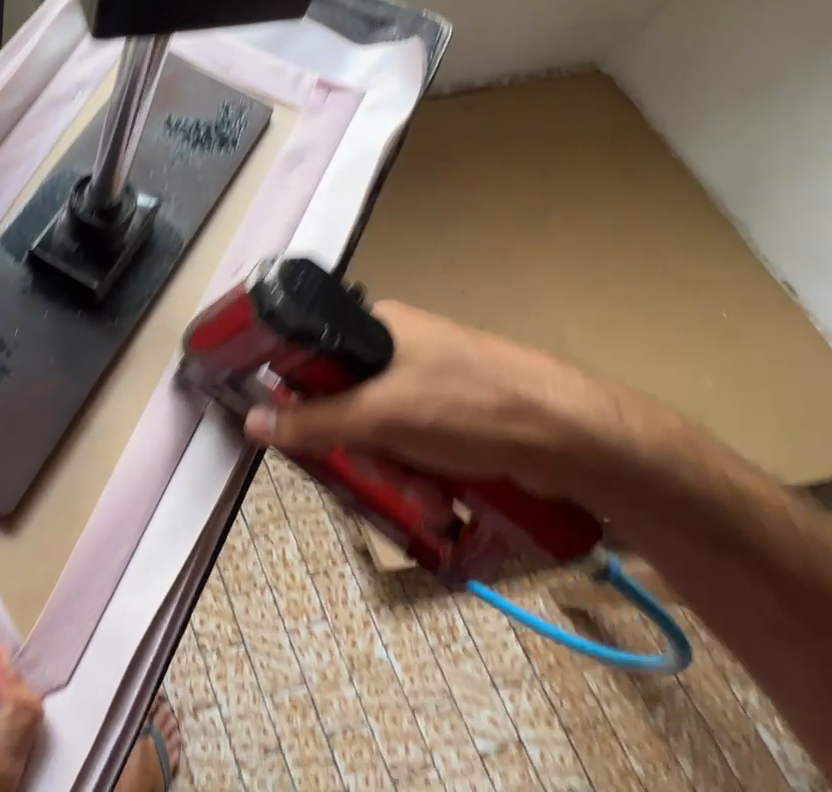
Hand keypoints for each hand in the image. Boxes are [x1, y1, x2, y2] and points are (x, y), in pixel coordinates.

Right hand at [243, 300, 652, 505]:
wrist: (581, 441)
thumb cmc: (471, 408)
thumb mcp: (381, 416)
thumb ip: (312, 422)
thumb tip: (250, 421)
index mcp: (380, 328)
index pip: (315, 360)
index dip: (307, 402)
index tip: (313, 436)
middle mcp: (403, 351)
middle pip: (349, 407)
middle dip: (366, 453)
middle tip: (383, 472)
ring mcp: (436, 385)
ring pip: (384, 437)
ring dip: (399, 476)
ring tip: (429, 499)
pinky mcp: (463, 418)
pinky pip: (419, 450)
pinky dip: (425, 480)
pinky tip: (445, 503)